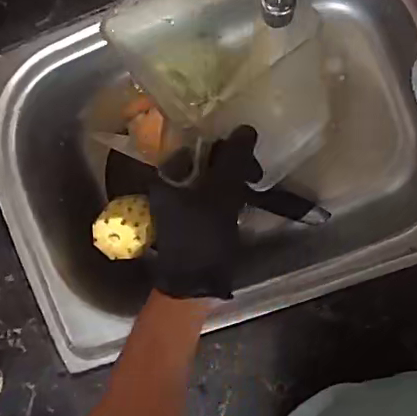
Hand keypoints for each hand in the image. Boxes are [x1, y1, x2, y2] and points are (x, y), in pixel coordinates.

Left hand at [146, 127, 261, 298]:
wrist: (193, 287)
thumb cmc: (203, 237)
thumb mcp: (221, 194)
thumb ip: (233, 160)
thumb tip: (245, 128)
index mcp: (163, 175)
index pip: (192, 142)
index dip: (221, 144)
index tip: (245, 155)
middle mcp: (163, 185)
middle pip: (199, 159)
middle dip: (229, 162)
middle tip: (253, 174)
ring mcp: (173, 203)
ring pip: (205, 177)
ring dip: (229, 178)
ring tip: (252, 187)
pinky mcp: (185, 218)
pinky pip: (206, 194)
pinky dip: (223, 193)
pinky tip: (240, 200)